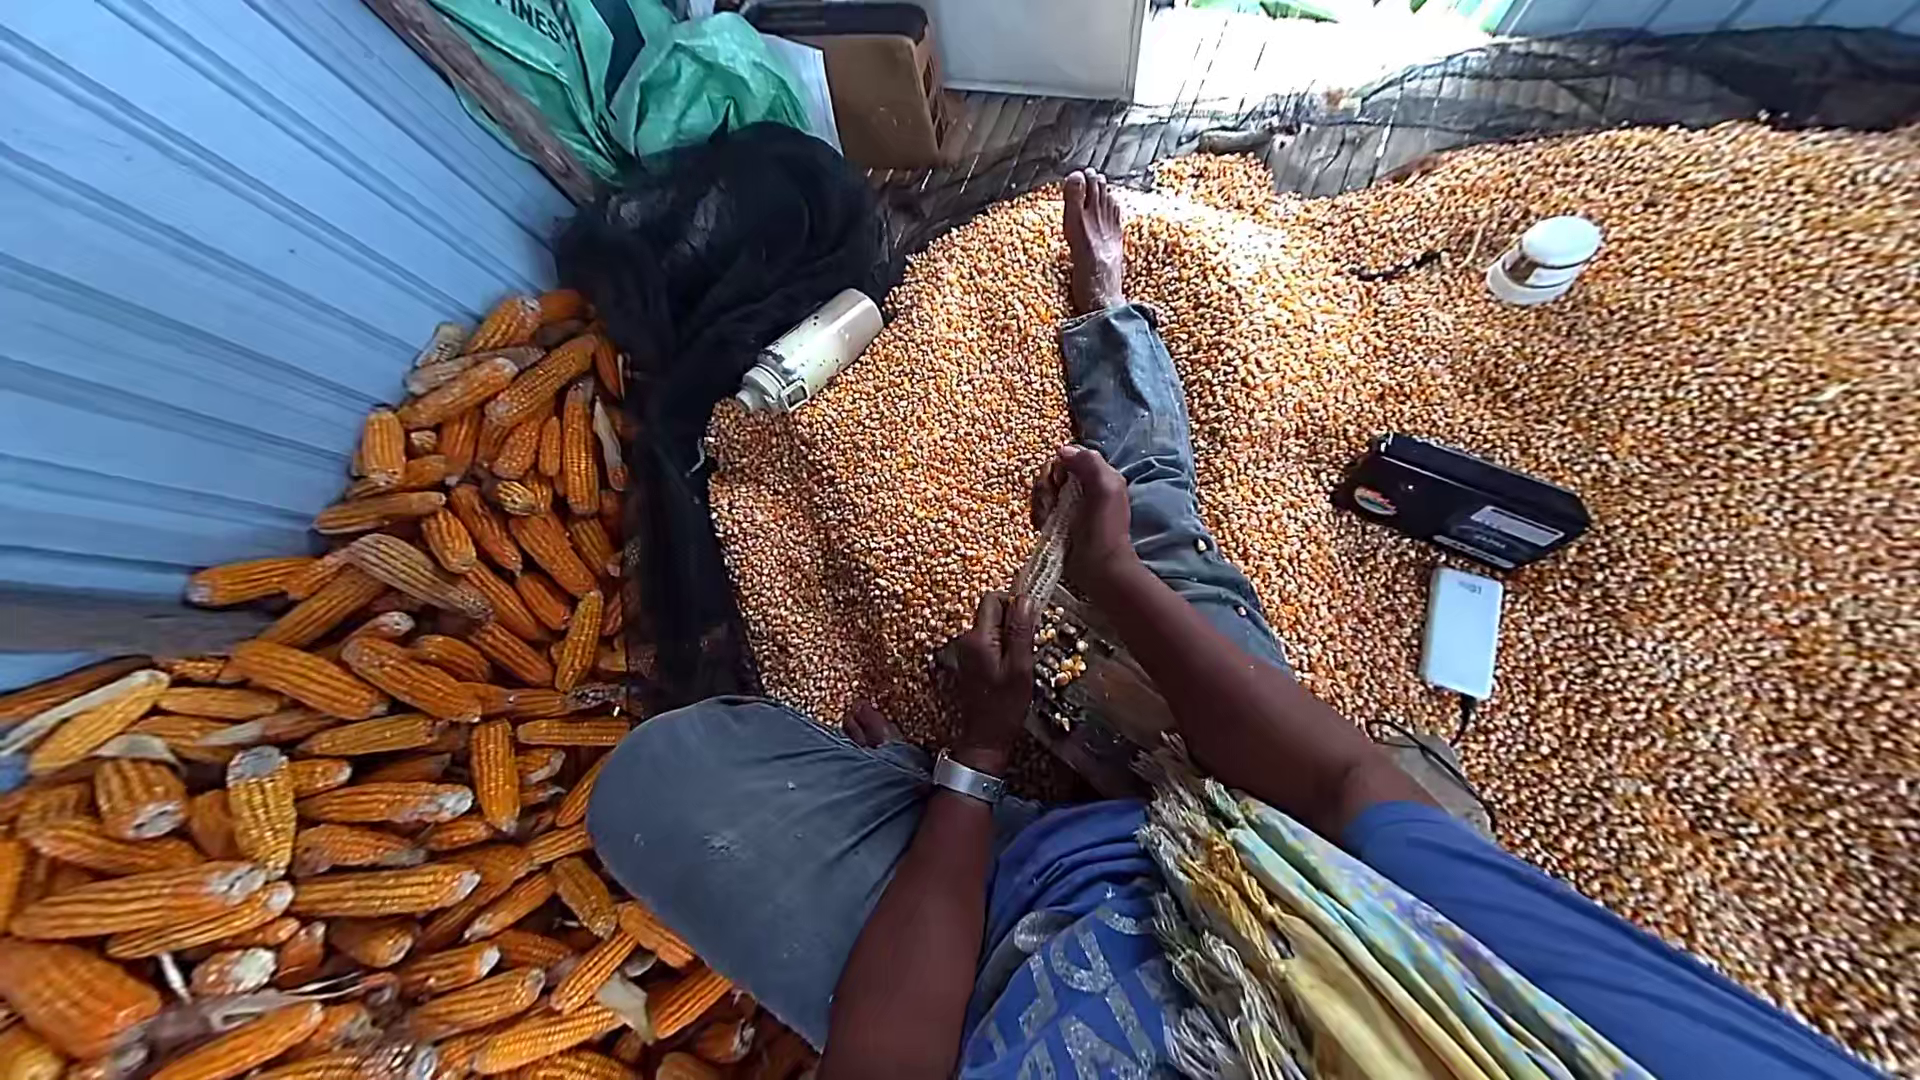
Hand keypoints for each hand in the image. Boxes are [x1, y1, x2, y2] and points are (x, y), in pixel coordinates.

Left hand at [948, 592, 1038, 773]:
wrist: (986, 736)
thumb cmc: (1005, 705)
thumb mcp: (1020, 667)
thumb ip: (1022, 631)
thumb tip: (1026, 599)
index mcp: (978, 637)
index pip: (993, 598)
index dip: (1014, 602)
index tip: (1031, 620)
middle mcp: (967, 638)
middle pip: (991, 609)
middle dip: (1012, 618)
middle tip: (1029, 640)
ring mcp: (966, 649)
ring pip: (992, 624)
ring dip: (1009, 632)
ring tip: (1022, 656)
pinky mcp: (970, 658)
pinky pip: (989, 639)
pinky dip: (1003, 644)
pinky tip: (1012, 664)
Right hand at [1032, 444, 1136, 600]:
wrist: (1098, 567)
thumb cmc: (1105, 527)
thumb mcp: (1105, 487)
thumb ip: (1088, 463)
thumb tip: (1062, 450)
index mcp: (1095, 477)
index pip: (1066, 459)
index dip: (1058, 467)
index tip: (1060, 480)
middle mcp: (1078, 489)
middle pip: (1049, 475)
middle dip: (1047, 488)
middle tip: (1056, 502)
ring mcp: (1064, 507)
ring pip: (1040, 493)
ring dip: (1042, 504)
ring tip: (1051, 518)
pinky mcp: (1053, 524)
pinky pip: (1037, 511)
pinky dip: (1039, 517)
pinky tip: (1045, 525)